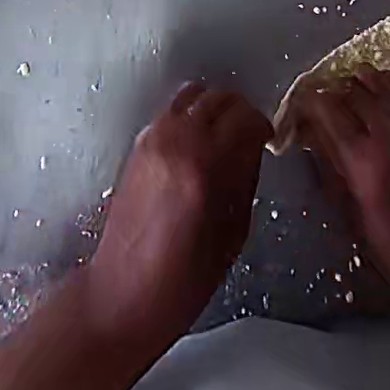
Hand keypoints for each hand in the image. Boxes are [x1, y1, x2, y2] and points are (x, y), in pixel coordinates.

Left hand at [81, 83, 270, 346]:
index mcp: (206, 166)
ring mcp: (153, 139)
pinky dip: (190, 112)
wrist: (122, 294)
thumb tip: (254, 146)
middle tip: (250, 132)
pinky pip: (171, 110)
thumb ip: (246, 179)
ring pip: (193, 95)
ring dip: (214, 106)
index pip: (245, 118)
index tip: (268, 137)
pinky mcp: (138, 145)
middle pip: (219, 98)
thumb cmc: (184, 278)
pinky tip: (198, 137)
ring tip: (223, 130)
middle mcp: (178, 142)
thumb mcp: (233, 233)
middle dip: (241, 111)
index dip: (262, 124)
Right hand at [295, 66, 389, 317]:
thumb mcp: (352, 212)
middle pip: (351, 90)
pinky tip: (373, 86)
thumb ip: (331, 167)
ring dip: (355, 82)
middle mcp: (386, 133)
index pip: (328, 110)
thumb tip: (311, 135)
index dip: (308, 101)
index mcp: (362, 159)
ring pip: (377, 83)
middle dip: (329, 89)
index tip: (298, 104)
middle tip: (316, 98)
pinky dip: (382, 84)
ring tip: (342, 87)